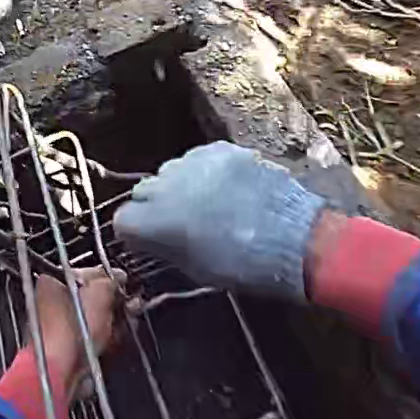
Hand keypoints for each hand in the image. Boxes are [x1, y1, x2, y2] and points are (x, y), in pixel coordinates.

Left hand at [32, 266, 118, 402]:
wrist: (59, 372)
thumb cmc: (70, 329)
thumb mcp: (99, 293)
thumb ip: (110, 280)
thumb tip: (117, 276)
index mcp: (51, 283)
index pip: (86, 274)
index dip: (108, 279)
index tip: (123, 285)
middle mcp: (49, 304)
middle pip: (90, 299)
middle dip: (113, 304)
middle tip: (128, 307)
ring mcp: (57, 329)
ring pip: (93, 322)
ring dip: (112, 323)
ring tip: (123, 326)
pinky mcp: (66, 351)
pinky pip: (90, 341)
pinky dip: (104, 342)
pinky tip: (113, 342)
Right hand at [112, 141, 324, 302]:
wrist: (297, 240)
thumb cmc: (242, 266)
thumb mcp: (193, 269)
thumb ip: (163, 248)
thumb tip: (152, 240)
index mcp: (155, 219)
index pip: (122, 219)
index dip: (135, 232)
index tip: (150, 241)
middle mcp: (166, 185)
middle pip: (143, 192)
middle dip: (154, 207)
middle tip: (180, 224)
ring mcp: (194, 162)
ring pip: (170, 173)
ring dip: (179, 188)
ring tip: (206, 204)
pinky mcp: (221, 150)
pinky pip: (199, 160)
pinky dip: (204, 173)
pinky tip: (225, 188)